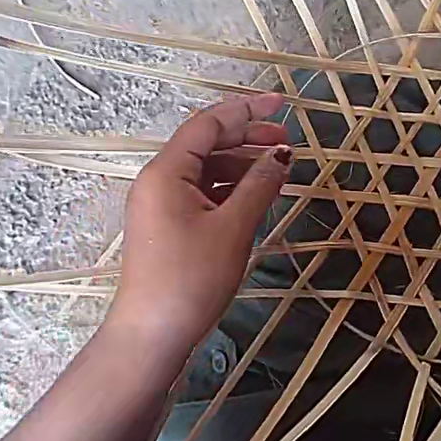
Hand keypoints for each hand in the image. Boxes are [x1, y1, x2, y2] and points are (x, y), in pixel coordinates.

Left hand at [110, 94, 291, 356]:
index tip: (281, 104)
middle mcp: (160, 180)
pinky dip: (232, 189)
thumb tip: (283, 155)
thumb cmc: (191, 278)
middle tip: (288, 140)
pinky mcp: (170, 225)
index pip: (209, 125)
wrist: (152, 337)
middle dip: (248, 137)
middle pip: (208, 144)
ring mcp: (163, 204)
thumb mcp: (233, 228)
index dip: (247, 110)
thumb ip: (259, 185)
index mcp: (167, 172)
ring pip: (207, 169)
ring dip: (243, 165)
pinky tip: (258, 195)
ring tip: (280, 171)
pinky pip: (204, 192)